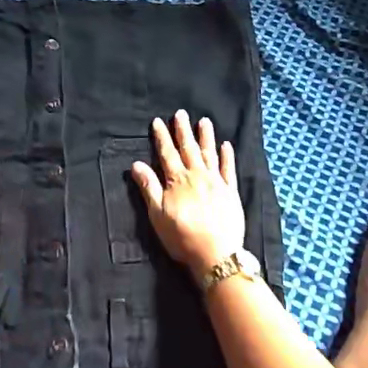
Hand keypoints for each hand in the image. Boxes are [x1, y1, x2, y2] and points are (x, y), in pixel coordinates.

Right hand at [132, 109, 246, 281]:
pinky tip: (226, 145)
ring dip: (206, 137)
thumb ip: (148, 187)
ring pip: (209, 154)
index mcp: (177, 181)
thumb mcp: (157, 214)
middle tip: (181, 113)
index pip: (167, 154)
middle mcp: (197, 176)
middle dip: (183, 130)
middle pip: (188, 149)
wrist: (216, 254)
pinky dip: (227, 156)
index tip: (158, 121)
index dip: (162, 137)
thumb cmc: (182, 237)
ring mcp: (216, 182)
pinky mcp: (231, 192)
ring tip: (204, 121)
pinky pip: (229, 170)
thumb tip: (136, 164)